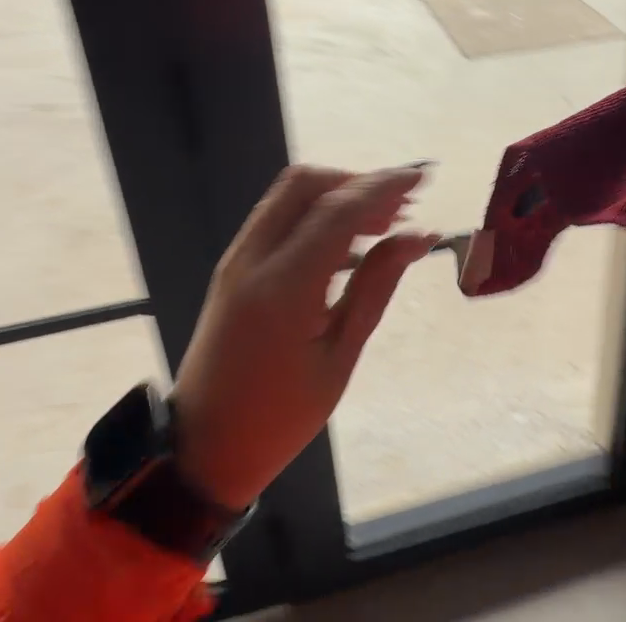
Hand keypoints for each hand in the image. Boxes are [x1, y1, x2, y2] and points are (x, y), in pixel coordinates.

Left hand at [170, 164, 437, 509]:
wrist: (203, 446)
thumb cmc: (281, 415)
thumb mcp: (340, 356)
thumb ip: (377, 285)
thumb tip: (419, 237)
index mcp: (284, 286)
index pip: (339, 209)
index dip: (383, 186)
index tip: (422, 178)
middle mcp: (254, 258)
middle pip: (306, 183)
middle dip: (357, 181)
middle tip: (400, 206)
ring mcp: (237, 259)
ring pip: (288, 194)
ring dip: (336, 193)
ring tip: (382, 222)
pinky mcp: (233, 267)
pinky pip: (276, 217)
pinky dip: (314, 211)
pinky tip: (347, 238)